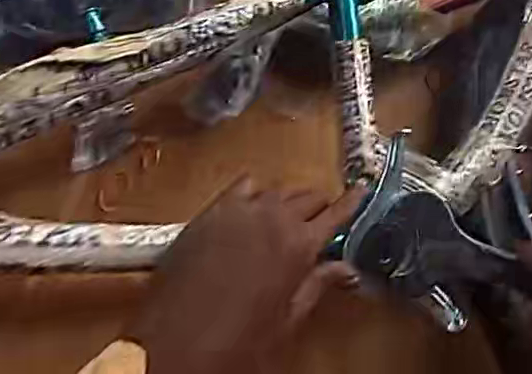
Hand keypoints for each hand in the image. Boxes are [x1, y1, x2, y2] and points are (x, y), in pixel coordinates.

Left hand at [133, 178, 364, 373]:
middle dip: (320, 207)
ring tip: (286, 220)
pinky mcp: (216, 207)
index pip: (338, 212)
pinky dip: (257, 192)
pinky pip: (246, 184)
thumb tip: (348, 269)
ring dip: (290, 201)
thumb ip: (317, 287)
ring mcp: (245, 207)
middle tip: (321, 223)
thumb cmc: (235, 344)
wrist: (169, 347)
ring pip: (281, 188)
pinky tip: (253, 208)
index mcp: (300, 246)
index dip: (353, 201)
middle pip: (311, 196)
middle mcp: (278, 216)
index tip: (363, 189)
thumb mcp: (284, 323)